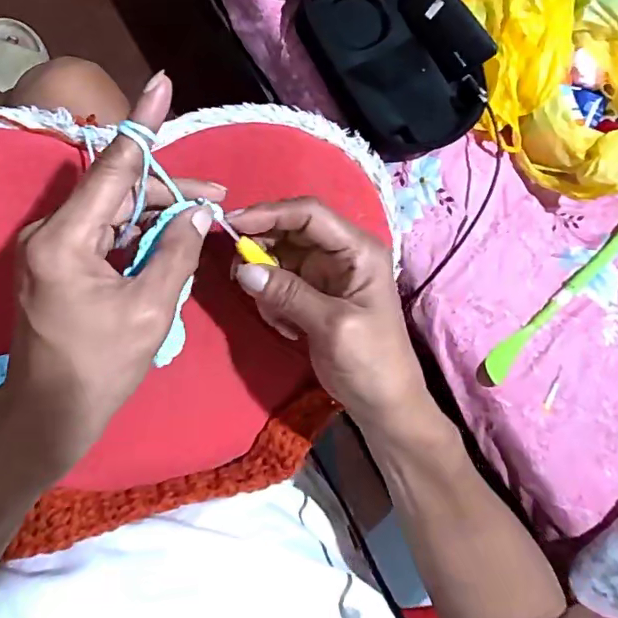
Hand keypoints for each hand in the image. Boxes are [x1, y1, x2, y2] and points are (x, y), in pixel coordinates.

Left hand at [4, 74, 215, 472]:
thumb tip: (199, 213)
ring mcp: (49, 246)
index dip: (143, 123)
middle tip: (217, 200)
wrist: (46, 418)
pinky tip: (170, 239)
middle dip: (168, 190)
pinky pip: (103, 233)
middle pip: (117, 190)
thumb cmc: (99, 369)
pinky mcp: (55, 262)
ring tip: (202, 219)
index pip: (114, 166)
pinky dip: (137, 234)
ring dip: (156, 214)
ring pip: (112, 211)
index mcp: (65, 239)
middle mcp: (49, 231)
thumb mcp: (150, 309)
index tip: (161, 82)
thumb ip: (176, 251)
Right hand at [226, 199, 434, 433]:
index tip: (233, 223)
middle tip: (236, 270)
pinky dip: (271, 298)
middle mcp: (342, 252)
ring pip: (280, 255)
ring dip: (265, 279)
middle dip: (261, 246)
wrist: (384, 404)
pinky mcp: (313, 292)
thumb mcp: (332, 326)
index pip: (310, 214)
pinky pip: (279, 281)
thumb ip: (289, 294)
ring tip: (273, 315)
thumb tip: (243, 270)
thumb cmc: (371, 361)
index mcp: (358, 249)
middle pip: (290, 230)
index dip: (270, 213)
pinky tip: (285, 327)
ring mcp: (326, 272)